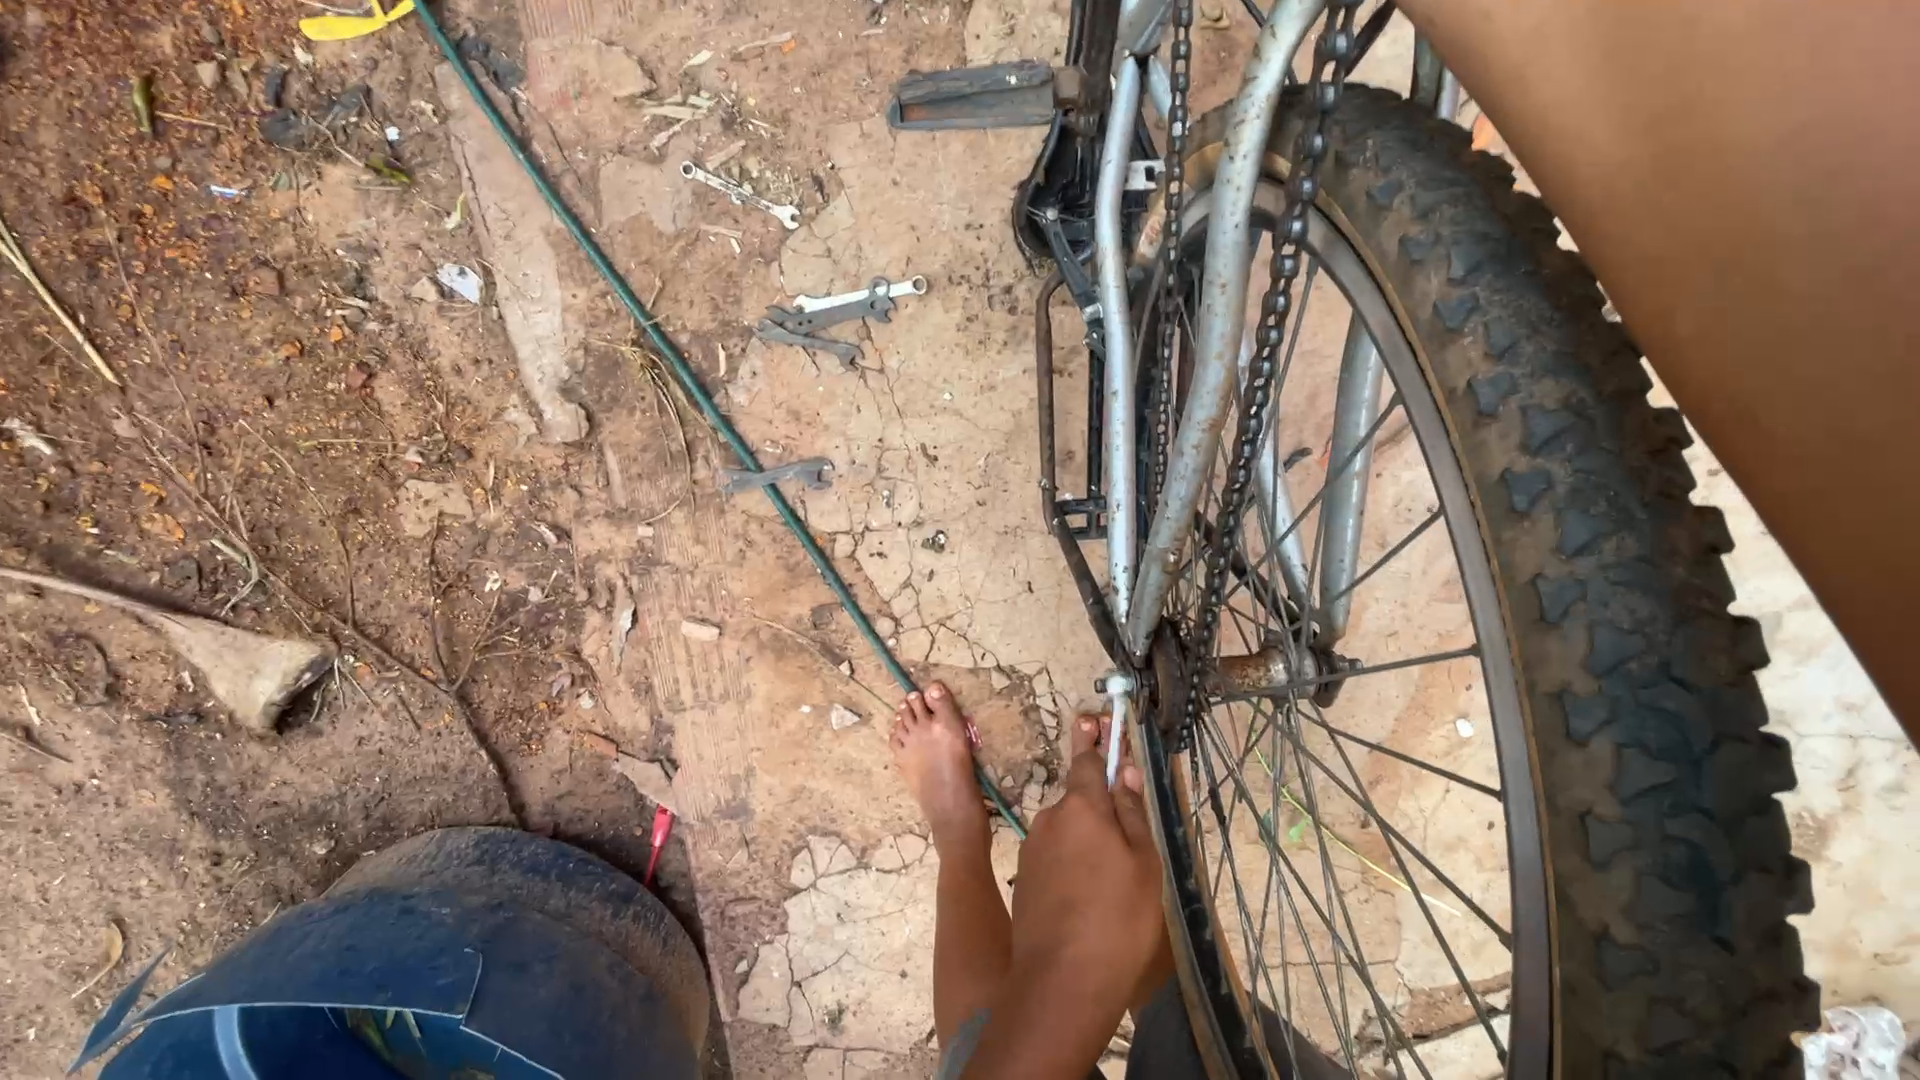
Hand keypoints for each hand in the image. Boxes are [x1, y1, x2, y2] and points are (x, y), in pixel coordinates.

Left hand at [960, 719, 1165, 1077]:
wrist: (1061, 982)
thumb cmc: (1117, 918)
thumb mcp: (1143, 863)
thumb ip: (1132, 812)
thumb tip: (1124, 770)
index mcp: (1081, 806)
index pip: (1087, 759)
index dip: (1095, 739)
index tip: (1096, 719)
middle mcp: (1050, 817)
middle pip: (1080, 800)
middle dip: (1101, 810)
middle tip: (1131, 850)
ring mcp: (1033, 848)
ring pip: (1069, 831)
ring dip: (1088, 844)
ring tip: (1114, 889)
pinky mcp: (1024, 877)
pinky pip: (1056, 857)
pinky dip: (1073, 867)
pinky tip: (1089, 903)